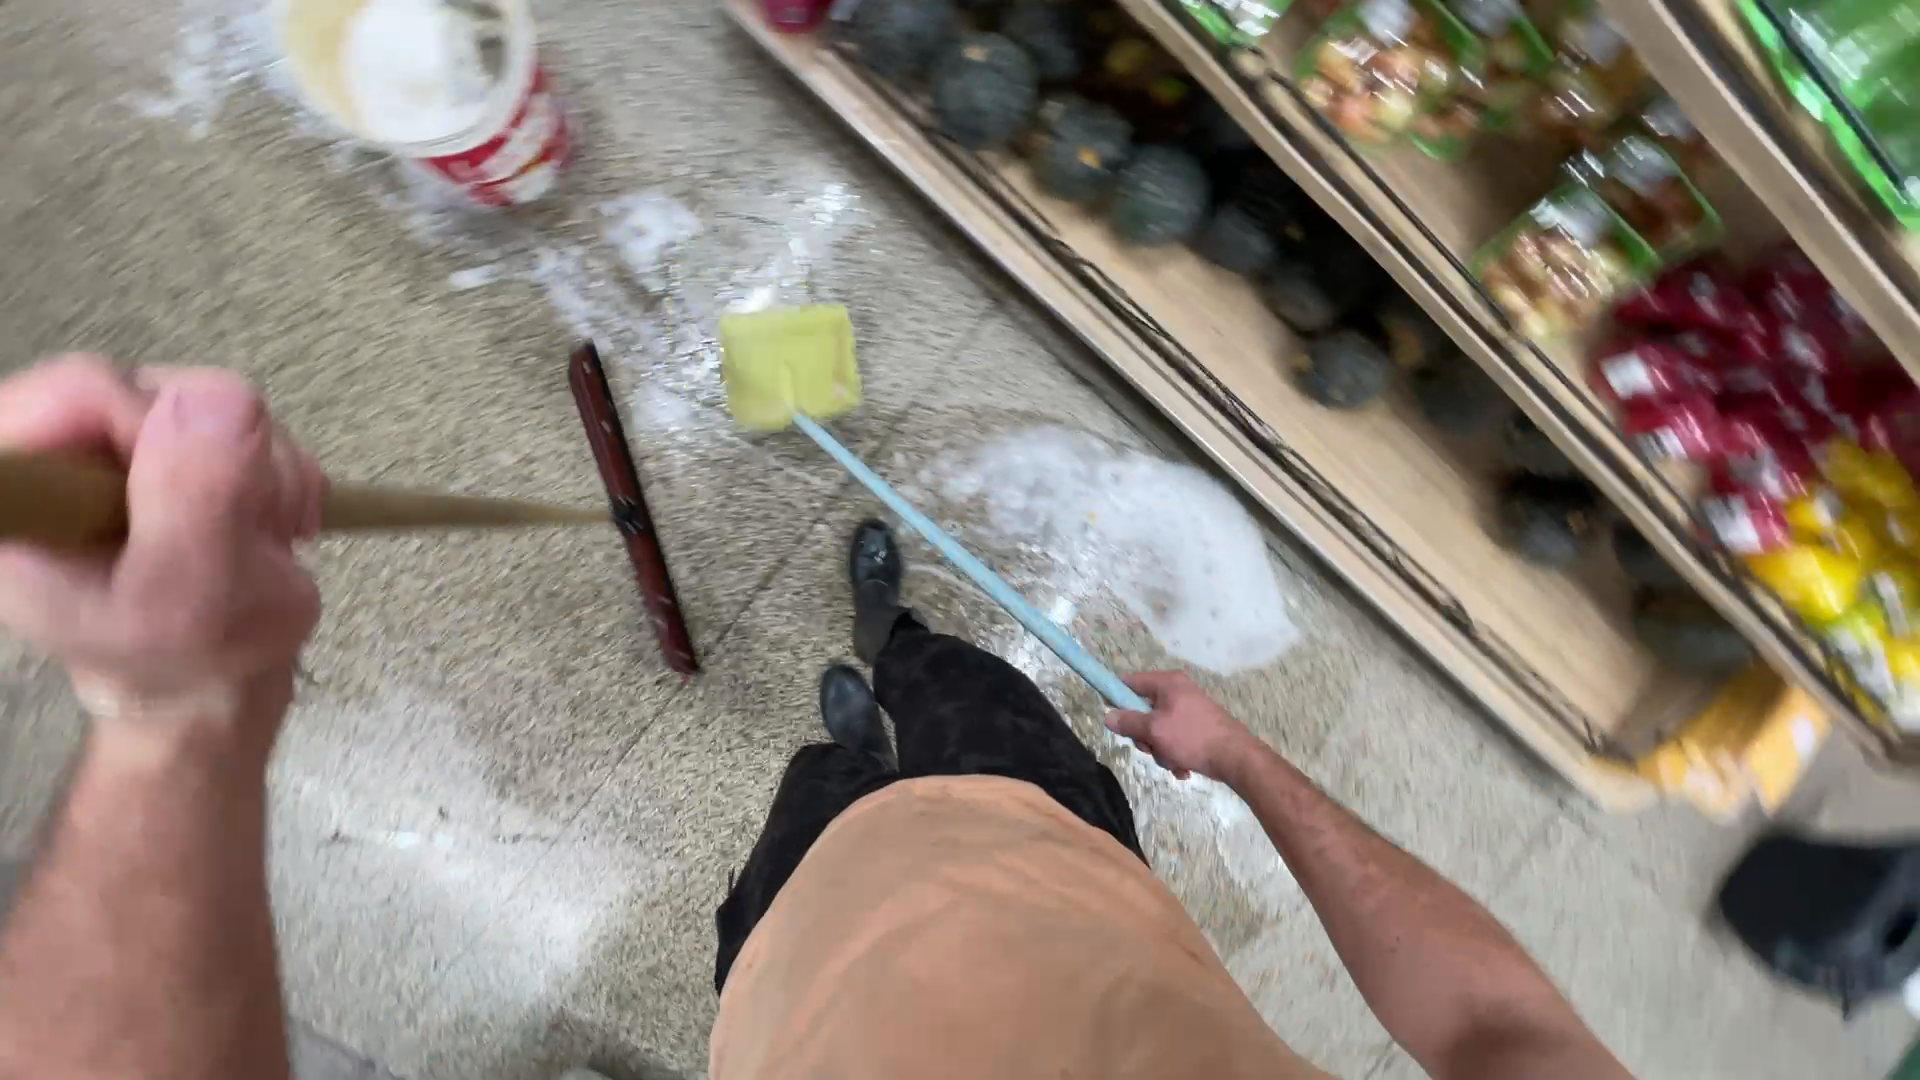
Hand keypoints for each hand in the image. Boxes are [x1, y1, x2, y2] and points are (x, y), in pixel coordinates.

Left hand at [0, 356, 323, 749]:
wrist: (217, 674)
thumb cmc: (195, 650)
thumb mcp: (194, 587)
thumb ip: (197, 492)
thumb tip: (223, 393)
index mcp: (15, 490)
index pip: (84, 392)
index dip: (169, 434)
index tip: (212, 508)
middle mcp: (46, 457)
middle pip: (155, 391)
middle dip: (236, 456)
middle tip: (254, 523)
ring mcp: (107, 451)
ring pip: (211, 404)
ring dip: (269, 469)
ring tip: (267, 530)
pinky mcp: (162, 453)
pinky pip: (240, 423)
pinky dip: (281, 470)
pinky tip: (274, 517)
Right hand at [1105, 670, 1259, 782]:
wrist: (1236, 758)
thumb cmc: (1192, 737)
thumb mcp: (1154, 730)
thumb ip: (1128, 722)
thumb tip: (1108, 716)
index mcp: (1167, 683)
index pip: (1129, 682)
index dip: (1116, 697)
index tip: (1111, 717)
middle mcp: (1177, 691)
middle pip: (1142, 710)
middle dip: (1144, 735)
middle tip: (1151, 747)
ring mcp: (1188, 710)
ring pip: (1158, 729)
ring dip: (1160, 749)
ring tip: (1173, 761)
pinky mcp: (1197, 727)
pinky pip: (1174, 738)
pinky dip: (1174, 753)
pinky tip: (1183, 767)